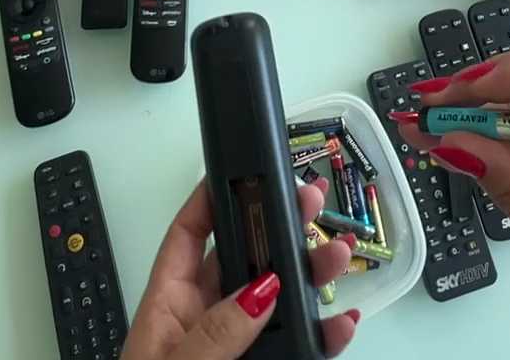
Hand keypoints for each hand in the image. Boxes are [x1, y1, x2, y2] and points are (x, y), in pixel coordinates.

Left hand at [121, 177, 360, 359]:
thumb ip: (216, 334)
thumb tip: (260, 288)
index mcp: (167, 308)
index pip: (186, 236)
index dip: (211, 197)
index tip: (242, 168)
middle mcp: (201, 324)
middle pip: (243, 259)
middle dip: (278, 228)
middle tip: (310, 201)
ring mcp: (233, 351)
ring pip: (276, 298)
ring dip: (309, 273)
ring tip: (338, 252)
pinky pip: (295, 345)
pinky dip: (322, 331)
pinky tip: (342, 319)